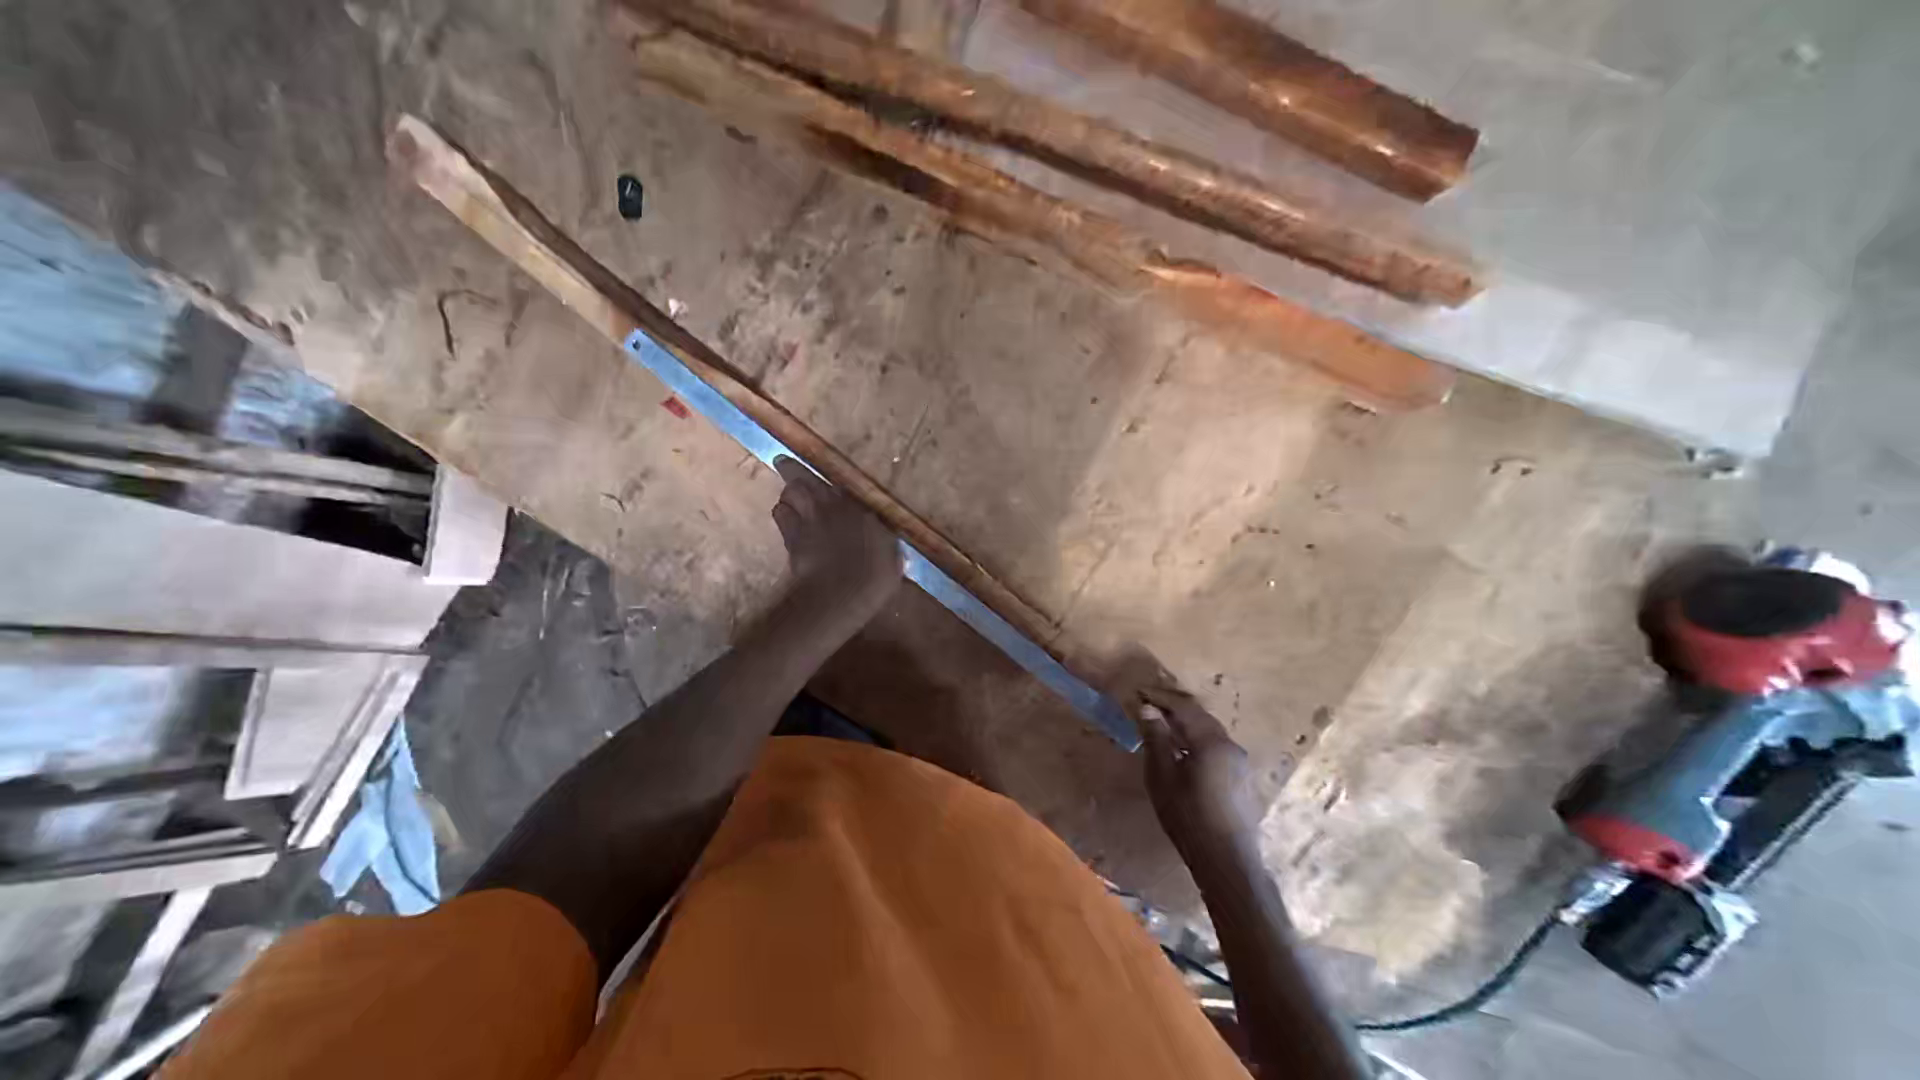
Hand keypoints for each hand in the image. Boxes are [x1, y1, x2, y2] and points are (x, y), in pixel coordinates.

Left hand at [771, 457, 902, 615]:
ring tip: (787, 496)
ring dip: (788, 493)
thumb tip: (884, 539)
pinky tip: (784, 517)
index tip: (830, 486)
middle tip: (782, 461)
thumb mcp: (891, 556)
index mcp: (859, 507)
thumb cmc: (874, 575)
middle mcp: (831, 505)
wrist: (841, 591)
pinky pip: (781, 513)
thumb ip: (885, 541)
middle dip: (794, 470)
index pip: (843, 488)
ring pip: (789, 492)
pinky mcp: (790, 535)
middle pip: (806, 478)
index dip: (833, 486)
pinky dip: (782, 513)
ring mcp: (808, 518)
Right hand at [1136, 685, 1258, 855]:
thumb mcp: (1162, 776)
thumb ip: (1155, 738)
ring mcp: (1239, 762)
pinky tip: (1182, 750)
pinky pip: (1215, 746)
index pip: (1184, 708)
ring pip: (1209, 731)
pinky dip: (1195, 739)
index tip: (1138, 692)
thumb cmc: (1188, 816)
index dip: (1160, 698)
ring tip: (1161, 725)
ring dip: (1185, 724)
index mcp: (1211, 741)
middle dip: (1173, 707)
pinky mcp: (1241, 777)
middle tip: (1148, 704)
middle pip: (1200, 716)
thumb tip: (1147, 709)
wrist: (1226, 860)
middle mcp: (1230, 745)